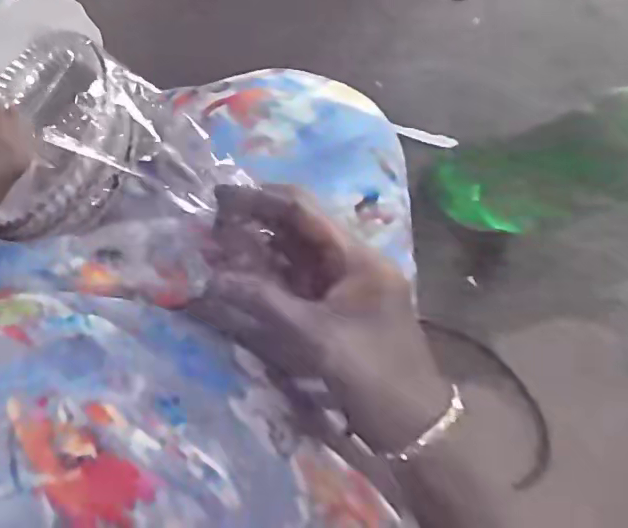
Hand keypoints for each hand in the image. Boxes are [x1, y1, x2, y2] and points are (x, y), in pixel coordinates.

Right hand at [189, 184, 452, 453]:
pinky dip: (264, 262)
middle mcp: (352, 259)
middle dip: (253, 215)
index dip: (258, 197)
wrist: (419, 431)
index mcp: (358, 258)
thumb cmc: (373, 375)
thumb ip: (261, 298)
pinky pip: (293, 267)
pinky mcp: (333, 297)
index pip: (302, 209)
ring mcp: (344, 278)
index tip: (218, 196)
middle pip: (296, 221)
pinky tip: (237, 266)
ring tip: (218, 240)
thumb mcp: (314, 335)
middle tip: (213, 219)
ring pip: (292, 243)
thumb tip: (208, 276)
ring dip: (255, 238)